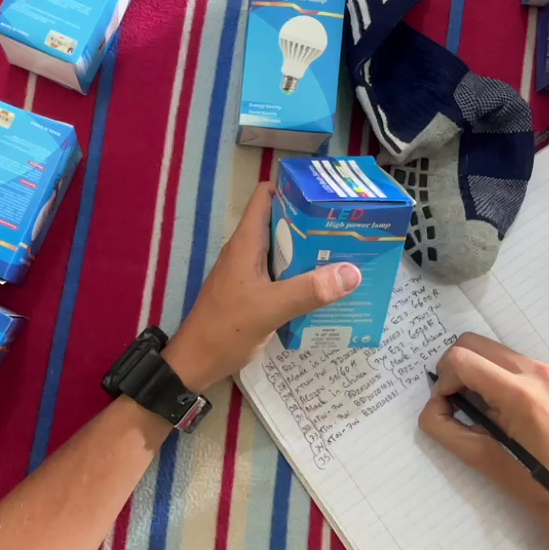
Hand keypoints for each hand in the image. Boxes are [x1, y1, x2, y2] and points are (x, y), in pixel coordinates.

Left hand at [164, 182, 361, 387]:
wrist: (196, 362)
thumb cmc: (226, 329)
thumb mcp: (271, 308)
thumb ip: (309, 290)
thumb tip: (352, 272)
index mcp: (246, 242)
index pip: (266, 196)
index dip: (294, 187)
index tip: (327, 193)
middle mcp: (247, 251)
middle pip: (282, 222)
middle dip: (313, 222)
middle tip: (349, 227)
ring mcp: (249, 272)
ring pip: (285, 251)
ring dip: (311, 251)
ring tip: (348, 254)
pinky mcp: (253, 293)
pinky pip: (283, 275)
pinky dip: (303, 276)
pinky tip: (327, 288)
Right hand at [418, 334, 548, 527]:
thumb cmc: (525, 478)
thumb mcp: (473, 454)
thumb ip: (440, 423)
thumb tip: (433, 400)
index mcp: (517, 394)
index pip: (461, 359)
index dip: (443, 380)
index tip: (446, 404)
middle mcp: (533, 372)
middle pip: (471, 343)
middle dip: (454, 368)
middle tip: (455, 398)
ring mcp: (544, 369)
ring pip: (487, 347)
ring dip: (471, 368)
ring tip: (476, 401)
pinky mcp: (548, 373)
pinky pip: (504, 357)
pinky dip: (488, 371)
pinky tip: (494, 401)